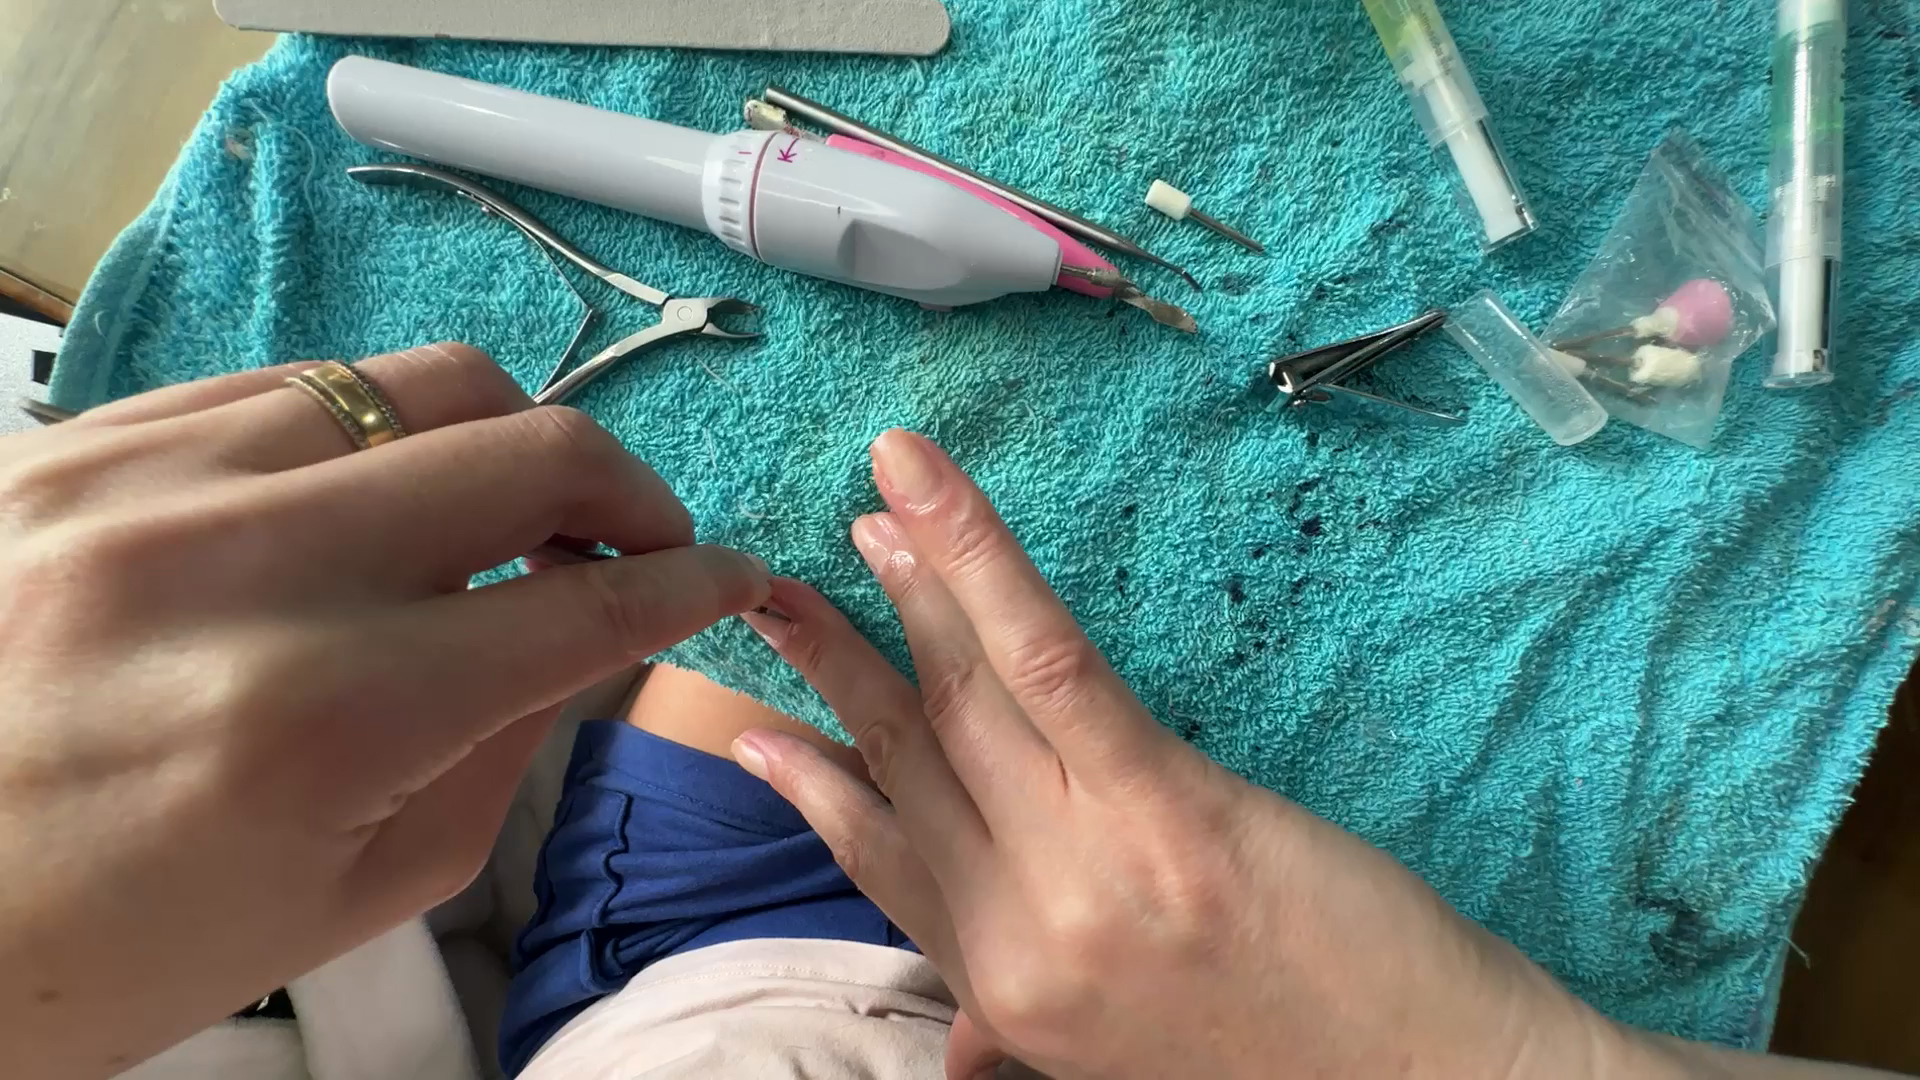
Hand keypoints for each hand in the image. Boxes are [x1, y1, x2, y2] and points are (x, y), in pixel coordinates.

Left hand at [0, 344, 767, 1077]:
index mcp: (327, 718)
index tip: (739, 577)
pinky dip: (412, 438)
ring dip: (529, 450)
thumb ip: (517, 732)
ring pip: (442, 383)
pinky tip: (403, 501)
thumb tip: (593, 630)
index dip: (696, 584)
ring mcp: (144, 475)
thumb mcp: (376, 879)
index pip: (590, 606)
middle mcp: (242, 568)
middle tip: (646, 545)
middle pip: (538, 449)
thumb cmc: (111, 952)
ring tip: (524, 517)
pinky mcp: (85, 433)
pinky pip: (325, 384)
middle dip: (638, 495)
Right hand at [730, 430, 1632, 1079]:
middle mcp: (1018, 928)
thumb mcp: (1115, 1059)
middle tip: (780, 586)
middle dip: (835, 658)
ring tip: (868, 515)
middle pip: (908, 752)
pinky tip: (928, 496)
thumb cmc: (1273, 1052)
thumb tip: (949, 1050)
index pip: (878, 858)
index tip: (758, 730)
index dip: (812, 787)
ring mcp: (1083, 866)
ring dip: (904, 587)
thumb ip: (1015, 1028)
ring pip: (962, 693)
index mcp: (1002, 982)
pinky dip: (977, 565)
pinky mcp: (1160, 806)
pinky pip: (1045, 664)